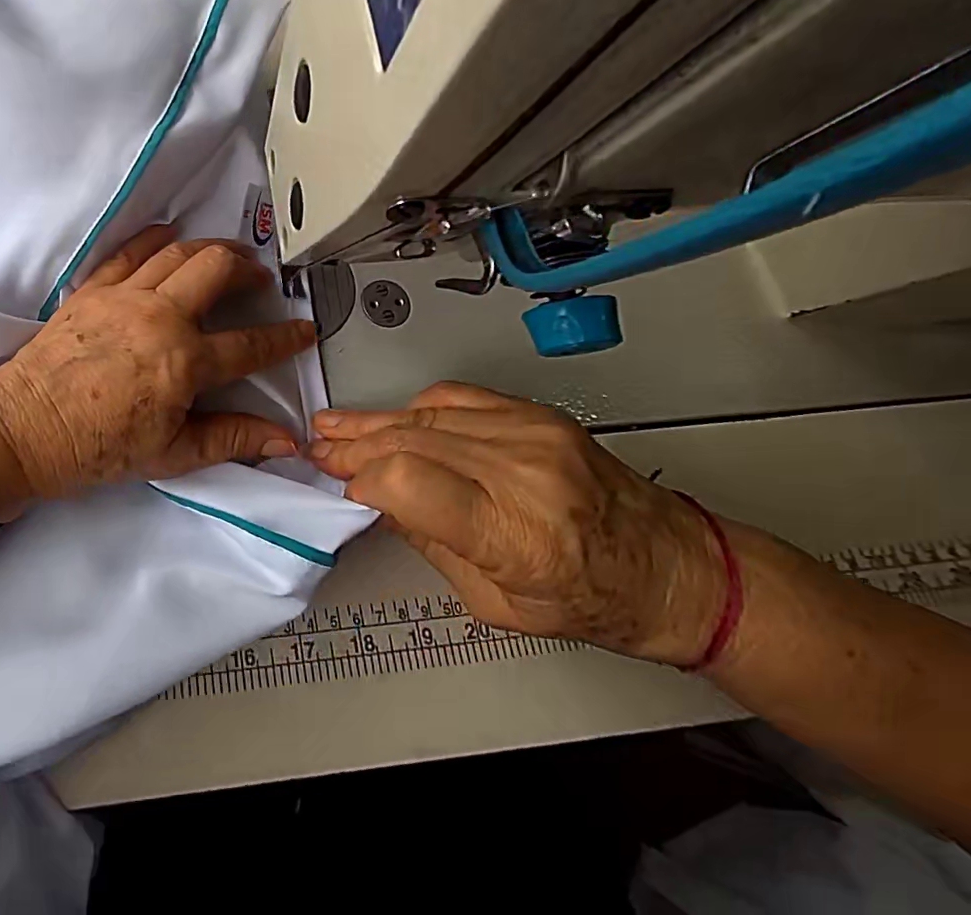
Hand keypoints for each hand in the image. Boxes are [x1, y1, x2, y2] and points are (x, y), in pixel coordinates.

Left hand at [0, 225, 315, 520]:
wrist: (25, 430)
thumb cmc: (93, 448)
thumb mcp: (169, 454)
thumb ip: (230, 439)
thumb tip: (282, 438)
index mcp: (183, 363)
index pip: (250, 344)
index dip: (284, 337)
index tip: (301, 331)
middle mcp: (158, 318)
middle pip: (216, 270)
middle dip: (246, 268)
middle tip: (257, 276)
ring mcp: (121, 299)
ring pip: (176, 252)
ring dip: (208, 247)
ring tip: (224, 253)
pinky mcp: (89, 292)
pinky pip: (126, 253)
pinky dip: (151, 239)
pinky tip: (165, 235)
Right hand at [305, 381, 726, 665]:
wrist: (679, 571)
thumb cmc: (594, 599)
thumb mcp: (493, 601)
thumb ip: (426, 543)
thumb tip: (377, 500)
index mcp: (513, 533)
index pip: (403, 480)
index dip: (360, 481)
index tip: (345, 491)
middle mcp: (524, 474)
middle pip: (405, 440)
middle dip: (353, 448)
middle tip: (320, 453)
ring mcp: (533, 436)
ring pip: (422, 415)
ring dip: (371, 423)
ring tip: (334, 427)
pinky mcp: (538, 417)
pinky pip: (454, 397)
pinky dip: (413, 408)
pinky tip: (389, 417)